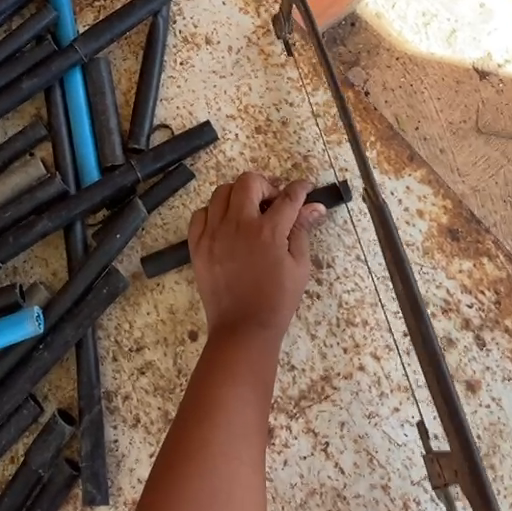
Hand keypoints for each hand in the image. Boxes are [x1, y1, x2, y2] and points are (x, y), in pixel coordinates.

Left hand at [185, 172, 325, 344]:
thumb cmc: (277, 301)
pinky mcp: (197, 244)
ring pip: (221, 192)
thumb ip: (302, 231)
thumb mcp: (299, 266)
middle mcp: (238, 225)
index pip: (288, 197)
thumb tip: (314, 207)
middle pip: (248, 182)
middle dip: (265, 186)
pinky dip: (214, 212)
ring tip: (248, 211)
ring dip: (238, 195)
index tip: (304, 187)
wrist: (243, 328)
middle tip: (272, 202)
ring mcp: (214, 233)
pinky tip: (225, 224)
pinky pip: (201, 214)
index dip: (300, 188)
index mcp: (268, 231)